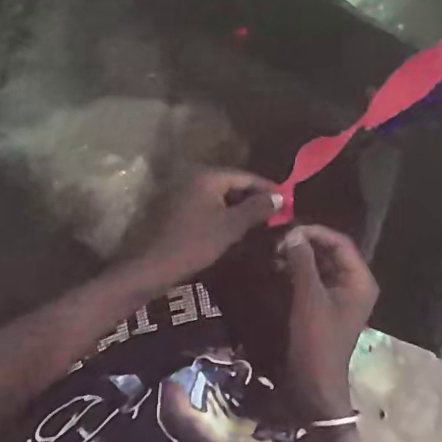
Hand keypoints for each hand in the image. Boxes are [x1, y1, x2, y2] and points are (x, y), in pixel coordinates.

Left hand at [122, 169, 281, 289]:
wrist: (155, 265)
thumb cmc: (195, 243)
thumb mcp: (231, 227)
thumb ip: (256, 209)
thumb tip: (280, 197)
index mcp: (207, 177)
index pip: (244, 176)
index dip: (267, 187)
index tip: (287, 198)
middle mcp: (194, 179)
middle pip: (231, 183)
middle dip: (254, 197)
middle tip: (276, 210)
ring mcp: (183, 193)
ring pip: (220, 196)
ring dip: (239, 206)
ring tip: (261, 220)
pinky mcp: (178, 209)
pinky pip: (208, 205)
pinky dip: (224, 213)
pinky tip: (236, 227)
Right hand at [277, 225, 377, 419]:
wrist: (315, 385)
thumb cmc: (317, 341)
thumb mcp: (309, 298)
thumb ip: (302, 263)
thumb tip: (293, 234)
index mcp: (360, 280)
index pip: (340, 243)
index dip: (315, 232)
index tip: (288, 230)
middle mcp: (354, 284)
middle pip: (331, 251)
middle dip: (306, 243)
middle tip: (278, 242)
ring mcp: (340, 295)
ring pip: (321, 264)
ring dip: (300, 256)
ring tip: (275, 253)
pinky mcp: (326, 305)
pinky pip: (314, 278)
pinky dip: (298, 271)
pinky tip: (278, 268)